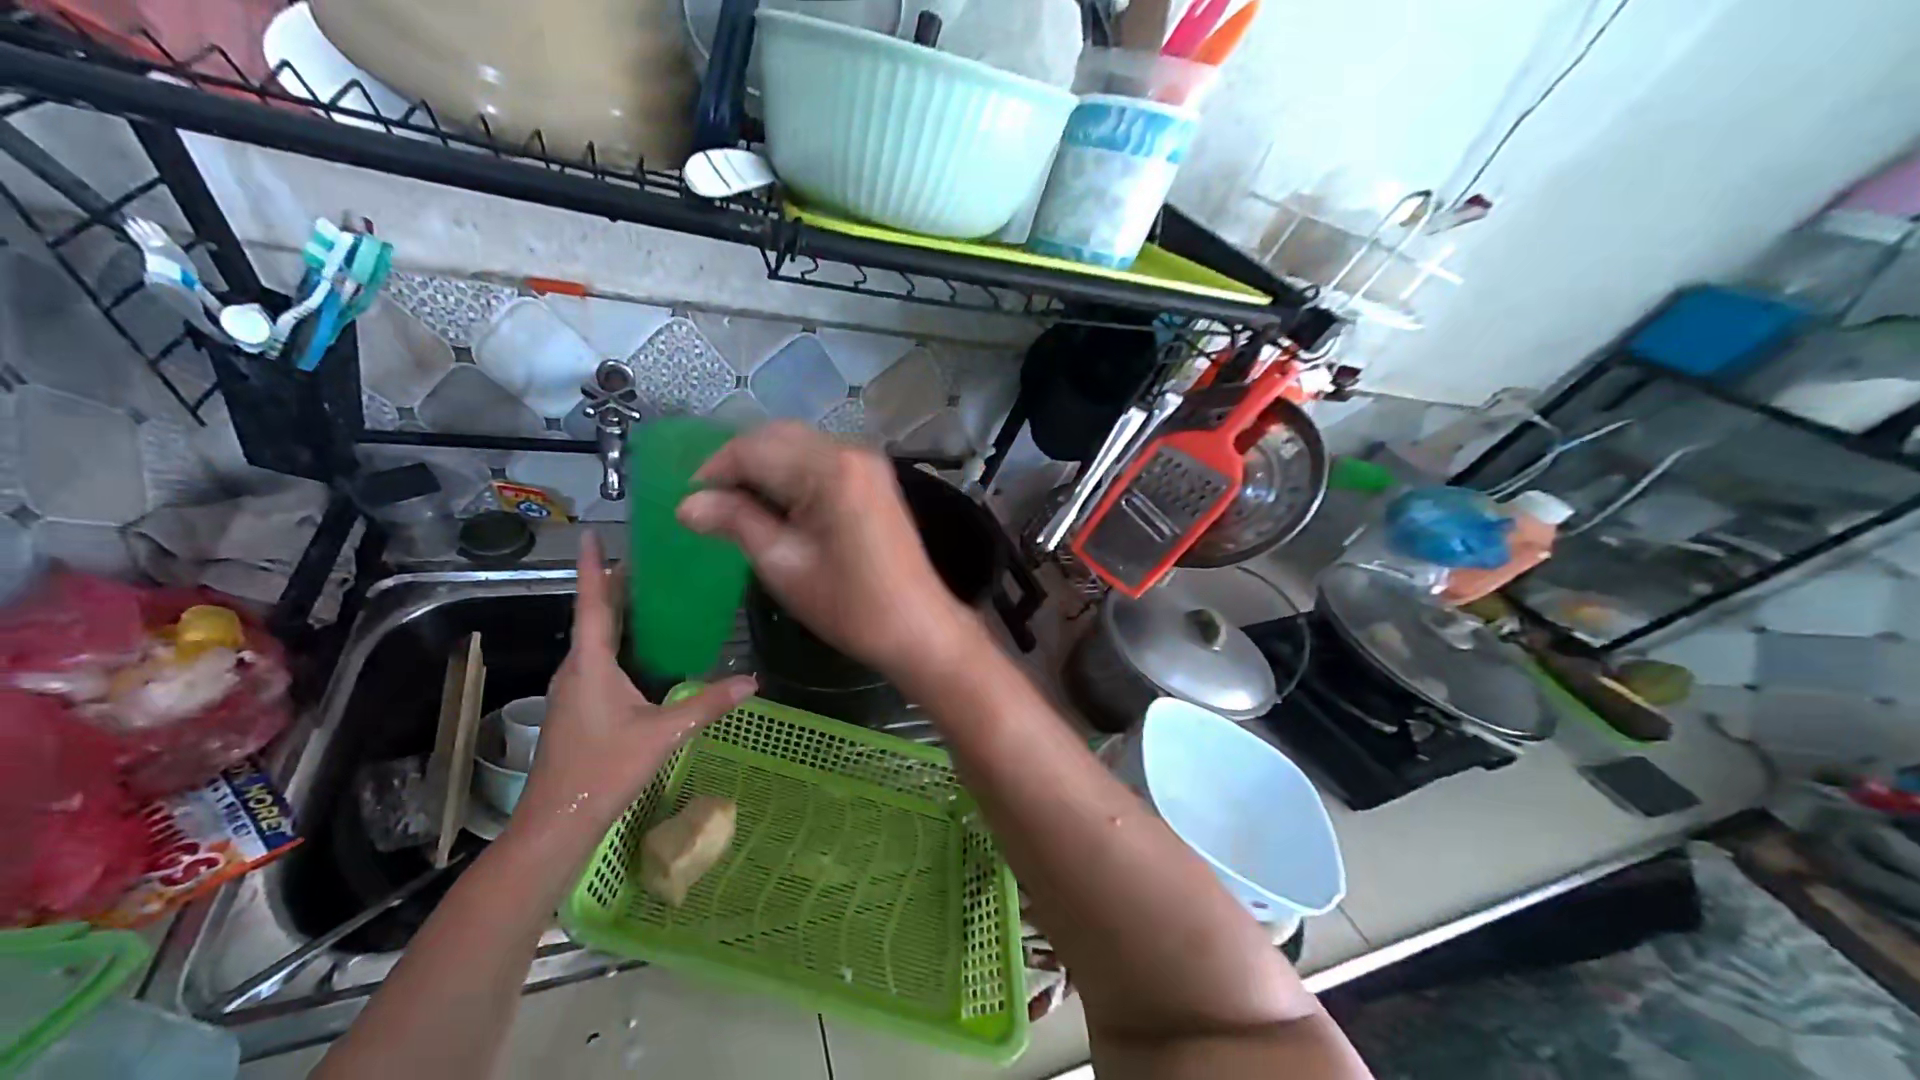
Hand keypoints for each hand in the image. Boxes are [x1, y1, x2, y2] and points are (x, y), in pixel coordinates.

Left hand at [513, 533, 755, 839]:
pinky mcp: (577, 707)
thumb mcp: (663, 733)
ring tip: (650, 596)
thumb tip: (753, 680)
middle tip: (647, 559)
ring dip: (617, 614)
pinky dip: (618, 641)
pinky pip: (598, 660)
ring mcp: (573, 689)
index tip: (591, 534)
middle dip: (614, 586)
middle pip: (594, 616)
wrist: (557, 822)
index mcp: (590, 664)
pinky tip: (643, 650)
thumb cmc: (604, 769)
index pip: (592, 604)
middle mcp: (576, 669)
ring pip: (595, 640)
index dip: (591, 568)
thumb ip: (708, 704)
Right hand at [676, 423, 980, 682]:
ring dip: (763, 467)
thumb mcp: (784, 565)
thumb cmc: (849, 605)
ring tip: (736, 506)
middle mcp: (851, 451)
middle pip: (777, 438)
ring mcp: (868, 463)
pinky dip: (791, 474)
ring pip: (798, 446)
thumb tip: (687, 504)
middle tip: (710, 503)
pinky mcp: (874, 478)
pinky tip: (775, 504)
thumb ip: (736, 523)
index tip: (688, 501)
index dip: (714, 470)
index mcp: (829, 469)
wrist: (917, 627)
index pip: (754, 448)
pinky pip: (820, 460)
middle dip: (738, 464)